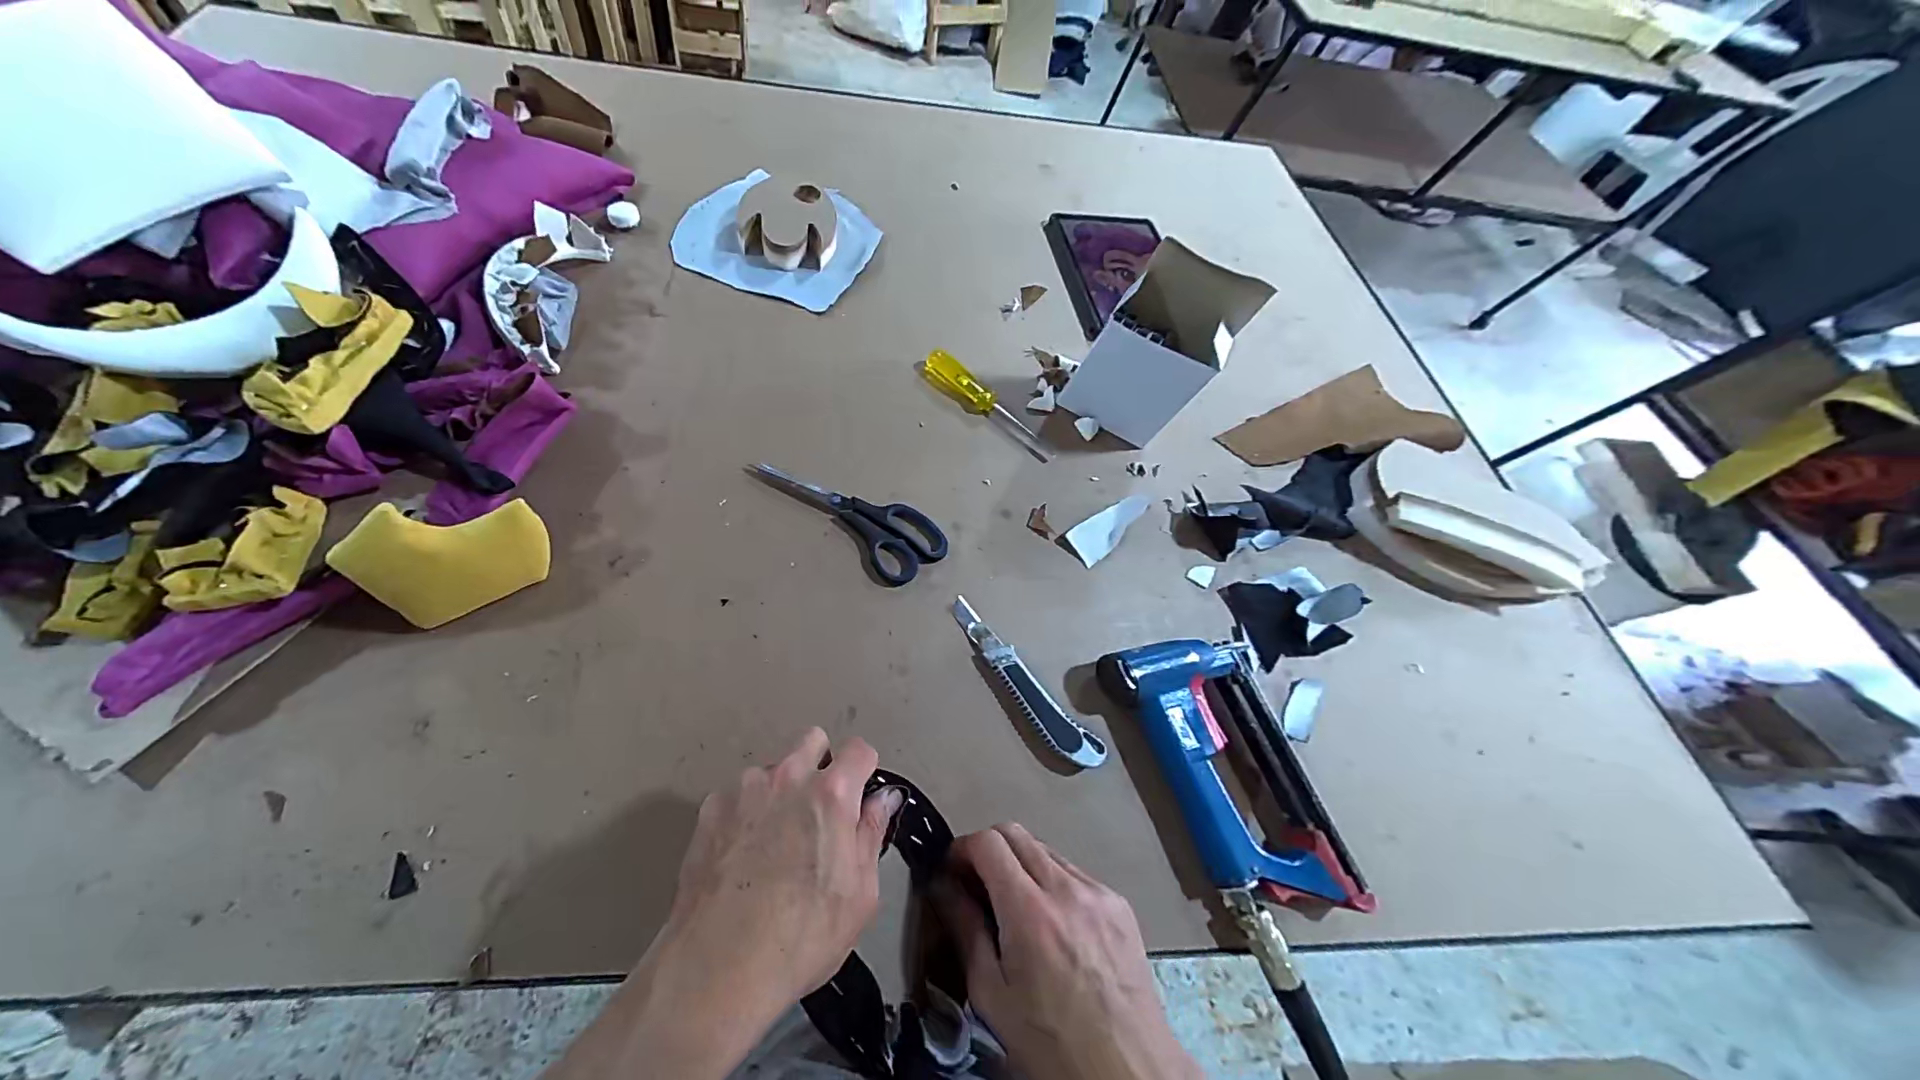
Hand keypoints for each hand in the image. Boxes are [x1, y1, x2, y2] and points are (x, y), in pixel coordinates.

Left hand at [658, 726, 901, 1010]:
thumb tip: (882, 801)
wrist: (718, 967)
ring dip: (780, 791)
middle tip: (819, 811)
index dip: (865, 772)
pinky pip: (738, 794)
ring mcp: (744, 790)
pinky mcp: (710, 809)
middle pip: (813, 739)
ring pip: (772, 769)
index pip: (860, 750)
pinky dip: (745, 812)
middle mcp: (788, 778)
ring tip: (774, 842)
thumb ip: (871, 834)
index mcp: (832, 794)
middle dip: (822, 764)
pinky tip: (742, 854)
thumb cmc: (800, 937)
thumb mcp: (860, 894)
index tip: (861, 796)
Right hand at [937, 824, 1202, 1079]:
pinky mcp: (1119, 903)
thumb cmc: (1056, 1046)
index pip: (988, 842)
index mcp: (1031, 912)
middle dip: (987, 850)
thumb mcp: (992, 994)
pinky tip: (1050, 923)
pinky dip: (1053, 883)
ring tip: (1013, 908)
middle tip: (974, 883)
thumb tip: (944, 889)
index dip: (962, 848)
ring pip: (1046, 850)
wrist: (1128, 1070)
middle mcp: (1067, 890)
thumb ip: (964, 929)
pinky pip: (1075, 873)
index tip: (952, 868)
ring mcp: (1098, 893)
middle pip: (1016, 833)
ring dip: (1021, 865)